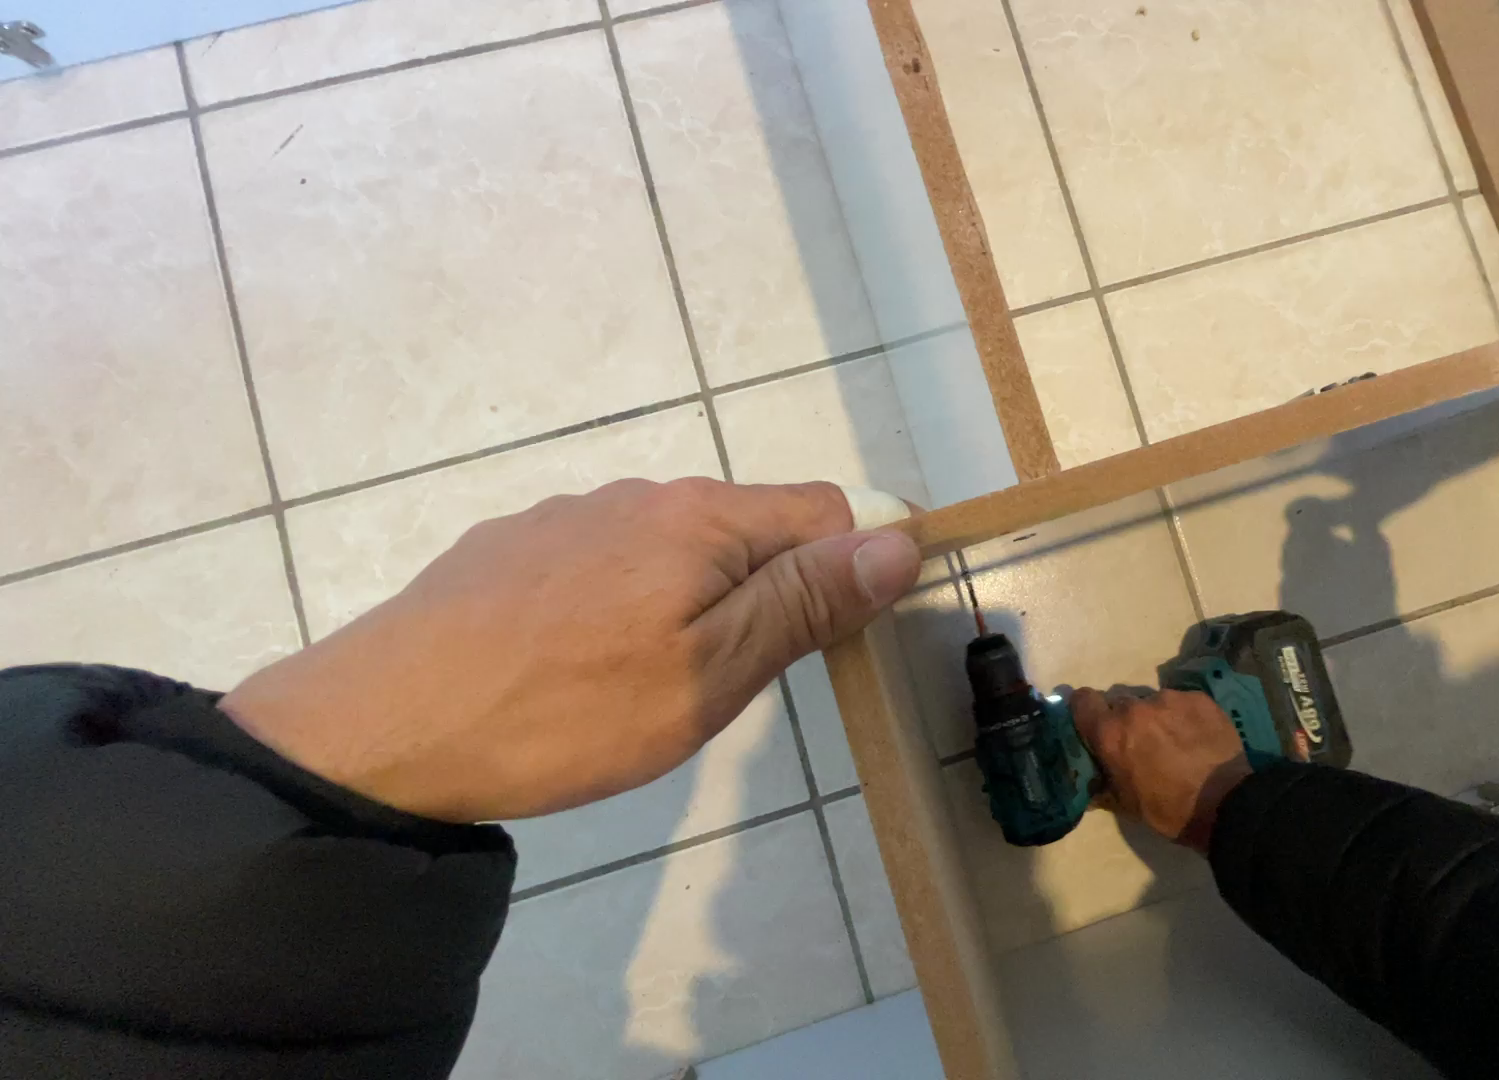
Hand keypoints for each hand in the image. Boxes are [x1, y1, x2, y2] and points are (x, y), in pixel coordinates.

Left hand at [219, 478, 922, 822]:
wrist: (375, 735)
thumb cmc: (572, 709)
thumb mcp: (714, 671)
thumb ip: (806, 601)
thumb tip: (897, 540)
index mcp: (704, 518)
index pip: (828, 507)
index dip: (863, 553)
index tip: (858, 618)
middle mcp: (646, 496)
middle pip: (756, 524)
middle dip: (783, 582)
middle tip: (753, 667)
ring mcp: (577, 514)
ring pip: (686, 542)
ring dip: (712, 589)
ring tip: (669, 670)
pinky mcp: (523, 545)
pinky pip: (619, 556)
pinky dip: (643, 593)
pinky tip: (594, 652)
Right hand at [1068, 687, 1252, 852]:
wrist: (1227, 805)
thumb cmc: (1169, 811)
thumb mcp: (1125, 804)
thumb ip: (1101, 784)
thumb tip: (1087, 783)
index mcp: (1110, 733)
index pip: (1082, 700)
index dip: (1087, 711)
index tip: (1095, 723)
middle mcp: (1134, 708)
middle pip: (1119, 703)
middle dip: (1125, 720)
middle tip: (1141, 743)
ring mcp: (1168, 699)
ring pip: (1152, 701)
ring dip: (1156, 717)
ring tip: (1175, 741)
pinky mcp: (1197, 698)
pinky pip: (1181, 701)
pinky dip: (1183, 715)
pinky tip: (1197, 736)